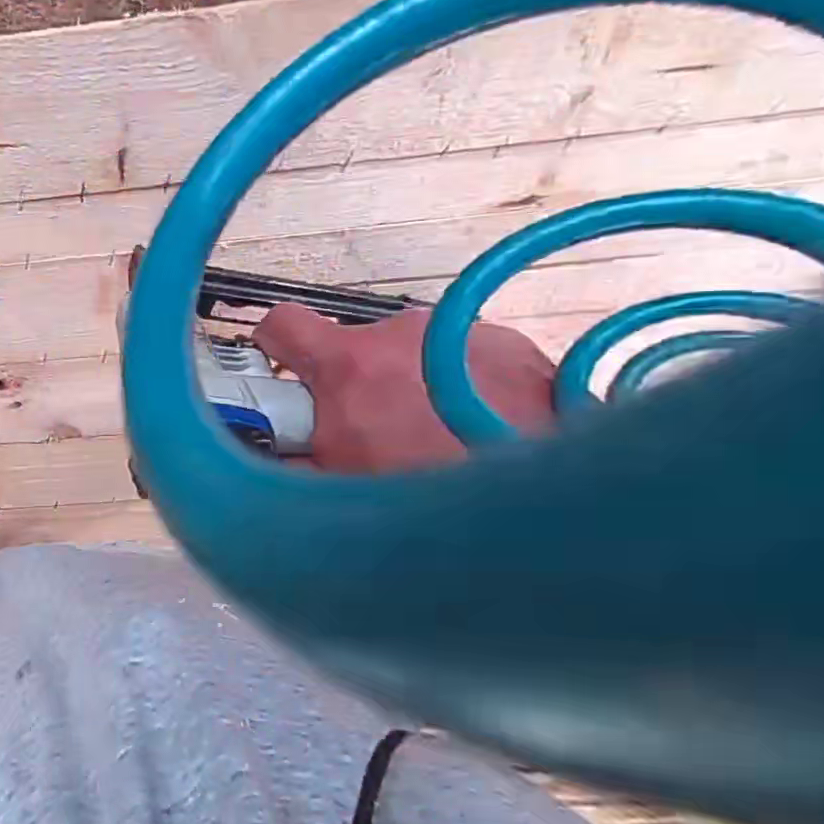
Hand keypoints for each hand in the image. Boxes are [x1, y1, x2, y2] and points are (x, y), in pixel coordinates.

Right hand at [252, 305, 556, 473]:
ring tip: (430, 433)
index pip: (280, 324)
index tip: (281, 377)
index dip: (273, 349)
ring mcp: (455, 331)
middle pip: (345, 345)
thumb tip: (263, 447)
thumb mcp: (338, 488)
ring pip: (401, 351)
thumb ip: (286, 461)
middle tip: (365, 431)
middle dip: (345, 383)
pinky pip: (451, 352)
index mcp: (348, 367)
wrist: (560, 499)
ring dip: (401, 383)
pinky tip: (469, 423)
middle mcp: (400, 334)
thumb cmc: (441, 492)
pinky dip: (449, 381)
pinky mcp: (504, 339)